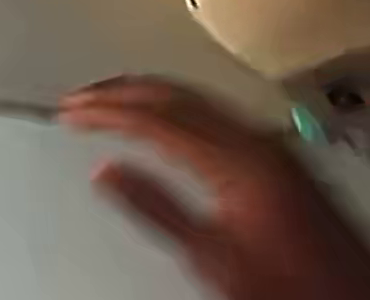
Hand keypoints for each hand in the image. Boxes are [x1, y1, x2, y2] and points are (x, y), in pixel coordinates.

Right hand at [59, 77, 369, 299]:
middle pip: (169, 92)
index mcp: (237, 159)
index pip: (150, 115)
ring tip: (107, 95)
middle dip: (115, 89)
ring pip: (189, 93)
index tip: (69, 111)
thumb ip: (156, 209)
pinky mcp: (279, 152)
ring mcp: (271, 142)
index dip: (102, 109)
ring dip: (141, 89)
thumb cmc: (300, 292)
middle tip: (78, 96)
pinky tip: (158, 108)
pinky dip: (171, 98)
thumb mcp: (217, 261)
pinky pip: (210, 104)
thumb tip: (103, 170)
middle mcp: (255, 139)